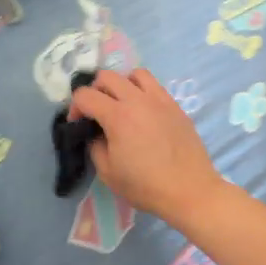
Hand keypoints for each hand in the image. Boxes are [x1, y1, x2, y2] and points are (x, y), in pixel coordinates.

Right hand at [68, 68, 223, 220]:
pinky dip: (143, 92)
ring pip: (135, 74)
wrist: (190, 190)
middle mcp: (138, 100)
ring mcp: (160, 100)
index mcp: (118, 116)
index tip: (78, 124)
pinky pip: (155, 87)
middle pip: (107, 76)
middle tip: (96, 112)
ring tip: (122, 105)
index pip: (85, 95)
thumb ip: (96, 146)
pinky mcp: (176, 106)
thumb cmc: (146, 186)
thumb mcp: (108, 173)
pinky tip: (144, 114)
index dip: (75, 108)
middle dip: (95, 91)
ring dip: (122, 85)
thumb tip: (98, 134)